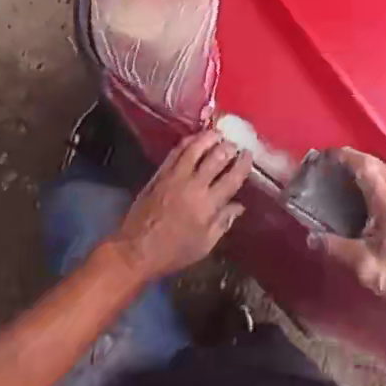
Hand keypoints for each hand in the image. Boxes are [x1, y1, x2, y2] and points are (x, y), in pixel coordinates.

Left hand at [107, 131, 252, 280]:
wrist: (136, 249)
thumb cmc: (173, 251)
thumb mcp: (204, 245)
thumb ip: (223, 222)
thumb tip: (239, 206)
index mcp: (208, 205)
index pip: (232, 178)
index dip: (243, 164)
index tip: (248, 154)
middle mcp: (194, 185)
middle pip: (215, 158)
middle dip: (228, 147)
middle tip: (234, 143)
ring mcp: (175, 176)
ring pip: (195, 149)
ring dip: (208, 138)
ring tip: (216, 134)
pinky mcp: (160, 174)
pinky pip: (176, 152)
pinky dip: (187, 143)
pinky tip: (194, 140)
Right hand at [317, 149, 385, 320]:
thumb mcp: (364, 266)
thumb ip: (336, 248)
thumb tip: (311, 237)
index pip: (365, 166)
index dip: (344, 156)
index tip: (323, 156)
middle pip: (374, 162)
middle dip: (350, 158)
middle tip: (326, 164)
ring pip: (383, 170)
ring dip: (361, 166)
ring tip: (339, 174)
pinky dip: (371, 176)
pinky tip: (359, 190)